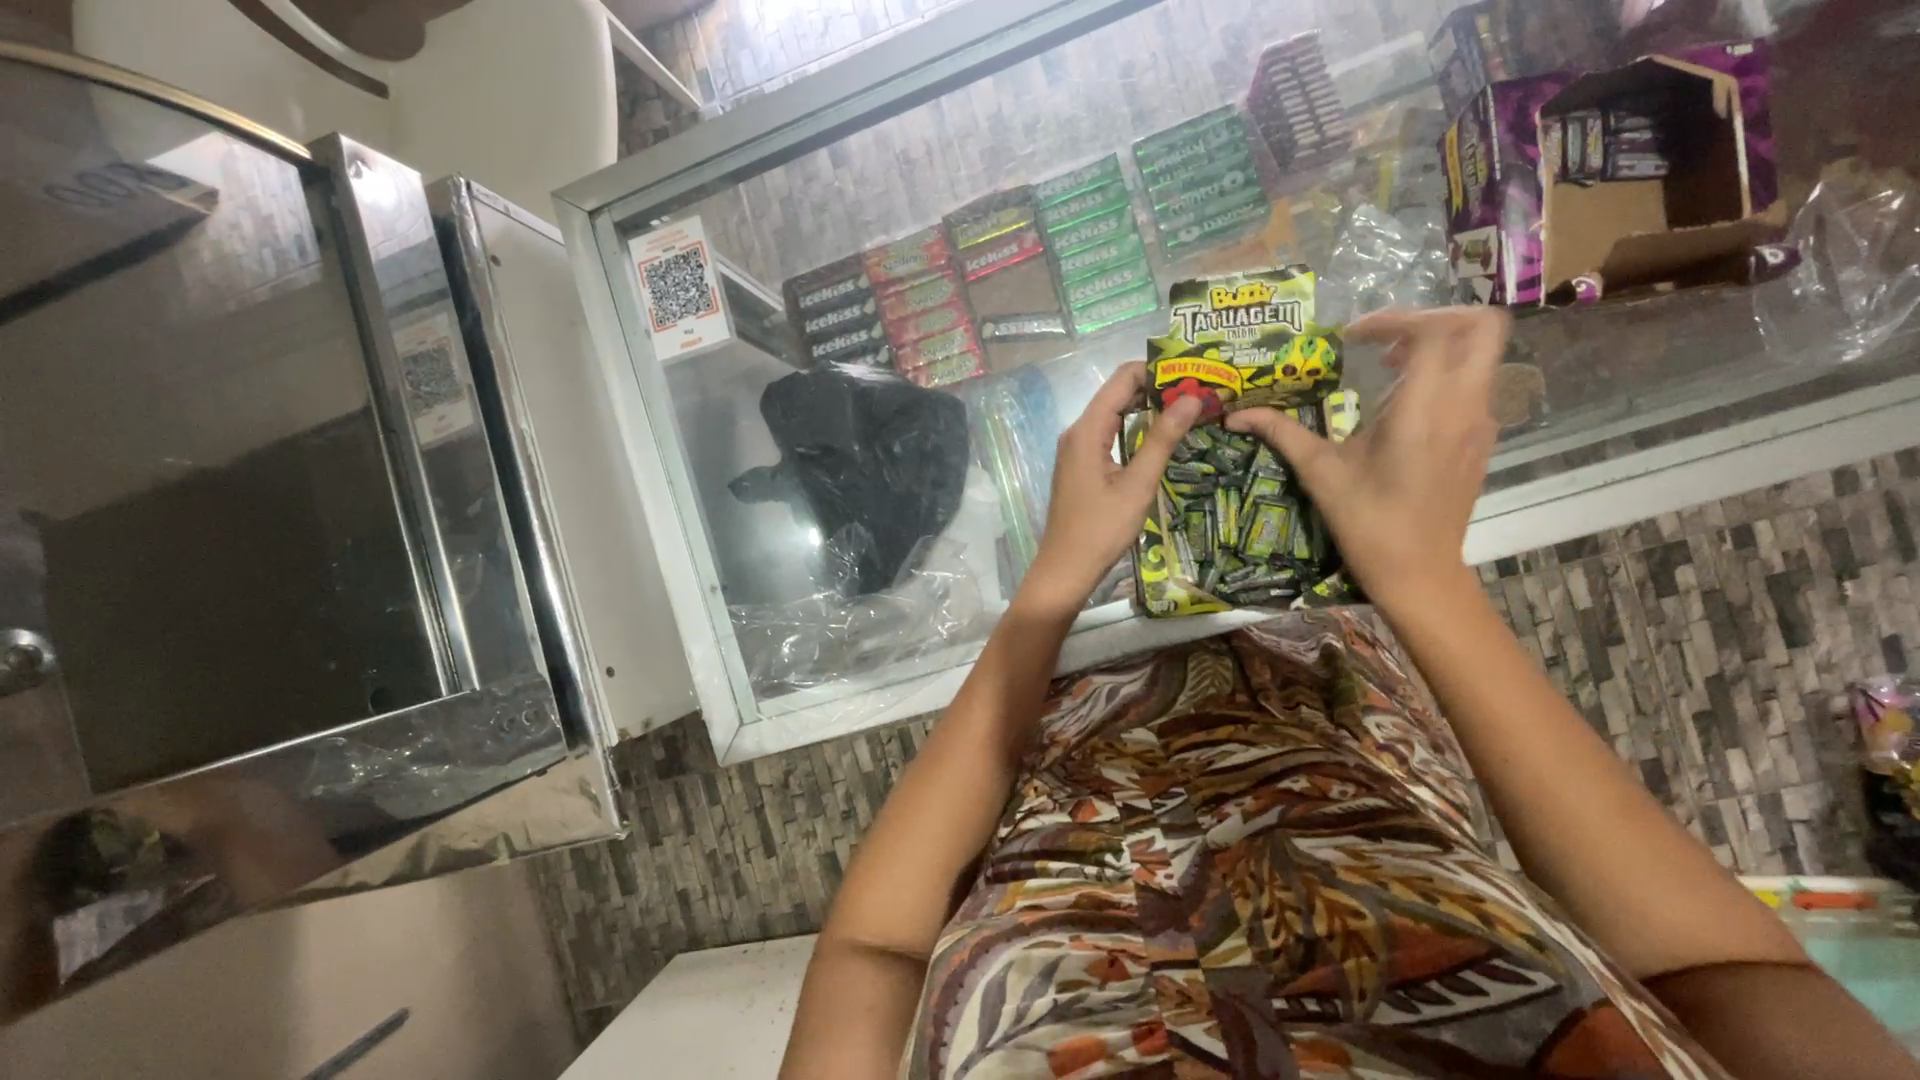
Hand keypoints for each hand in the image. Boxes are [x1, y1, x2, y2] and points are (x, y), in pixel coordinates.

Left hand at [1019, 362, 1202, 617]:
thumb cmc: (1101, 529)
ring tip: (1189, 409)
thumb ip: (1162, 439)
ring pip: (1114, 414)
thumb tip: (1191, 398)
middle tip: (1199, 392)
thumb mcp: (1138, 484)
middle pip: (1118, 393)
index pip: (1122, 379)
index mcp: (1087, 430)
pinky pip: (1109, 434)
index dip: (1157, 370)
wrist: (1066, 568)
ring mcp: (1076, 448)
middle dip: (1157, 388)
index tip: (1194, 373)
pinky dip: (1135, 429)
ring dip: (1148, 409)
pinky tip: (1162, 436)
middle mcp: (1077, 431)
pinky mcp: (1081, 465)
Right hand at [1225, 307, 1509, 612]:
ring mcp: (1481, 422)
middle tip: (1385, 339)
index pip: (1432, 332)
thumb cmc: (1367, 523)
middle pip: (1481, 325)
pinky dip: (1445, 374)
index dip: (1393, 319)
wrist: (1419, 572)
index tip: (1352, 338)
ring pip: (1483, 352)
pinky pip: (1476, 383)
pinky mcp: (1483, 439)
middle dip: (1433, 317)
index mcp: (1424, 411)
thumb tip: (1236, 415)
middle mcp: (1464, 406)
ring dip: (1439, 345)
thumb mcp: (1320, 474)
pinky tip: (1404, 403)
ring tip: (1389, 365)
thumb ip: (1281, 433)